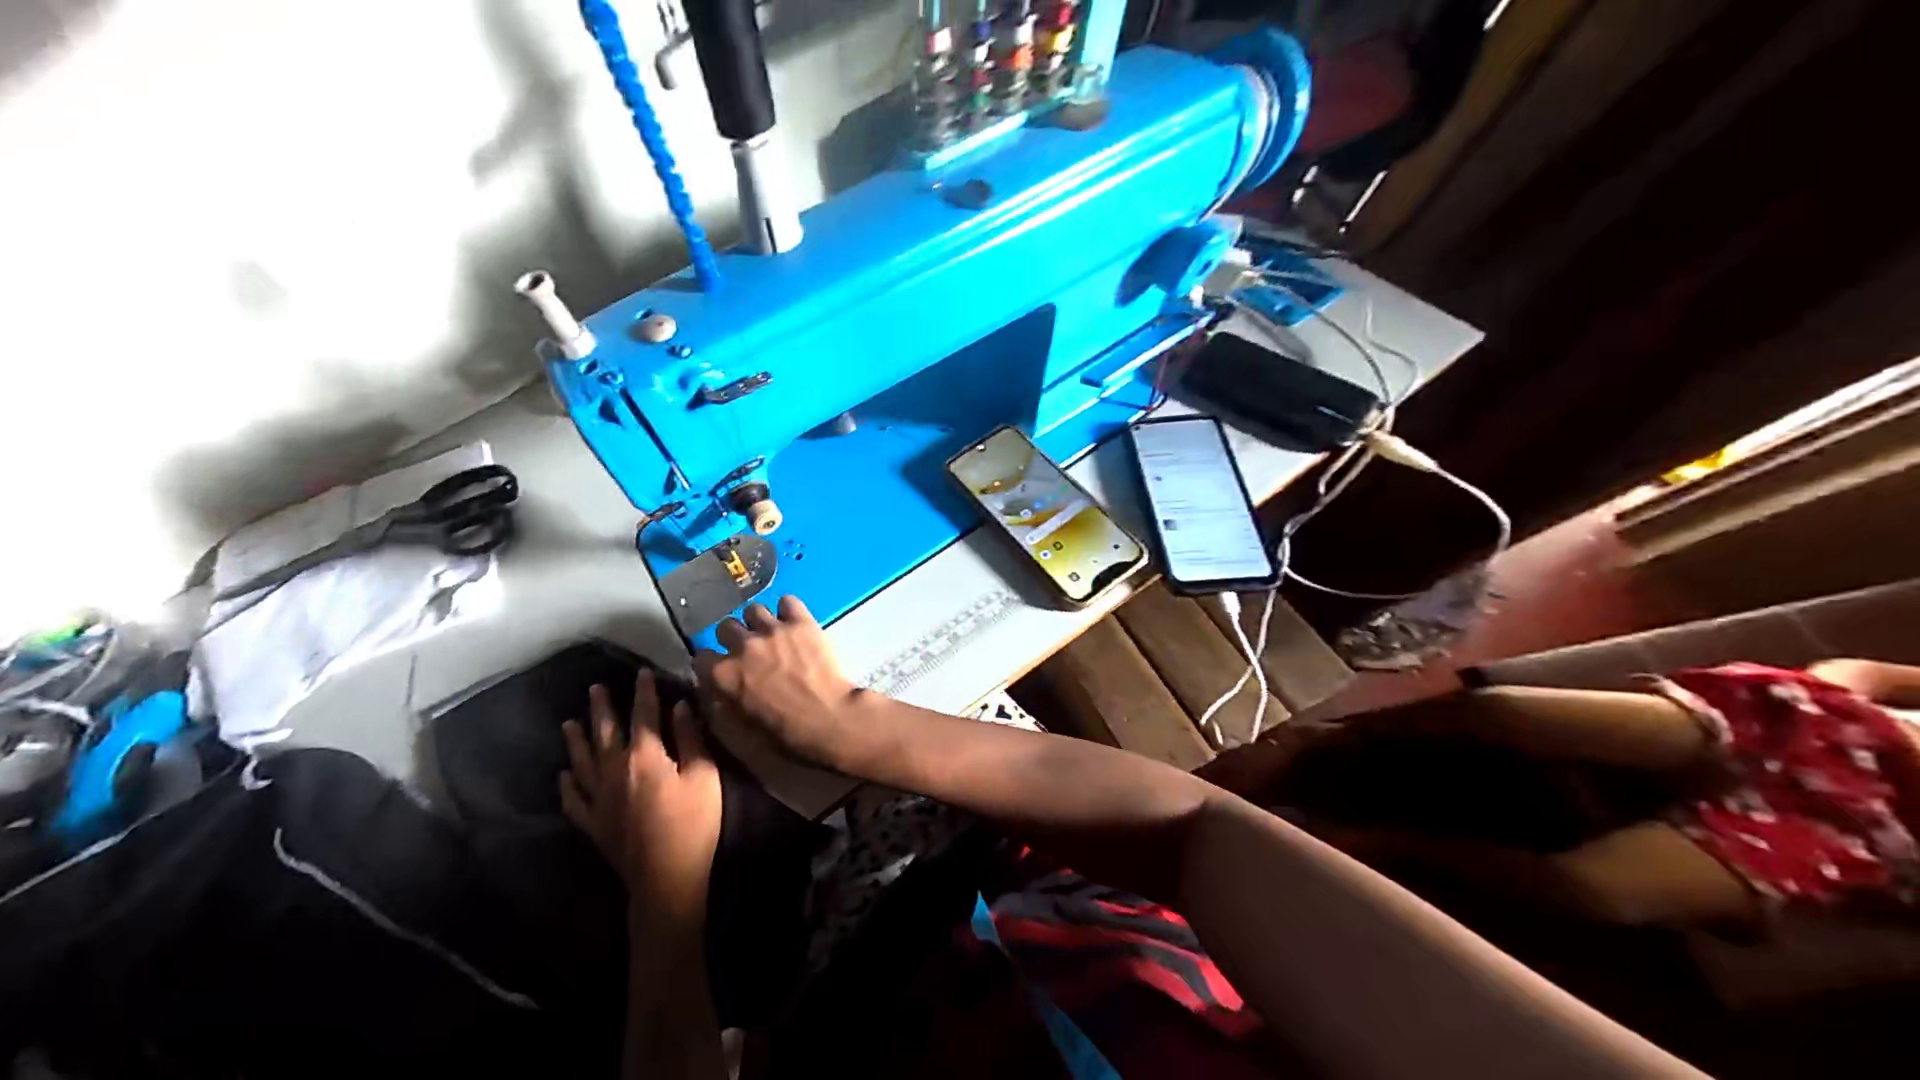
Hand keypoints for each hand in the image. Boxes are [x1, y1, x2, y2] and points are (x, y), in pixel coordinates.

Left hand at [560, 670, 721, 925]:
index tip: (642, 672)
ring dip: (576, 739)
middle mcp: (614, 770)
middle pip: (605, 732)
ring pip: (582, 761)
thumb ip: (690, 739)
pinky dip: (567, 784)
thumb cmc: (693, 824)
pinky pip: (573, 799)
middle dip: (601, 708)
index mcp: (644, 756)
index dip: (644, 692)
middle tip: (595, 688)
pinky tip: (564, 774)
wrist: (665, 878)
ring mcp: (598, 798)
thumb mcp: (704, 776)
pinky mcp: (592, 823)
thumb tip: (680, 707)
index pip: (643, 714)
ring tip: (570, 722)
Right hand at [693, 595, 868, 768]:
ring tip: (772, 635)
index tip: (722, 670)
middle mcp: (742, 646)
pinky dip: (788, 611)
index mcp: (722, 675)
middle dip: (734, 638)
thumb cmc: (785, 737)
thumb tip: (714, 695)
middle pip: (725, 626)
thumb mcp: (740, 734)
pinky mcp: (801, 622)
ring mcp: (772, 630)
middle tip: (749, 652)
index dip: (711, 664)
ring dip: (759, 623)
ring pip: (754, 610)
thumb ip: (720, 709)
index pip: (700, 657)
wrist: (829, 721)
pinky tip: (794, 623)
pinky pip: (787, 601)